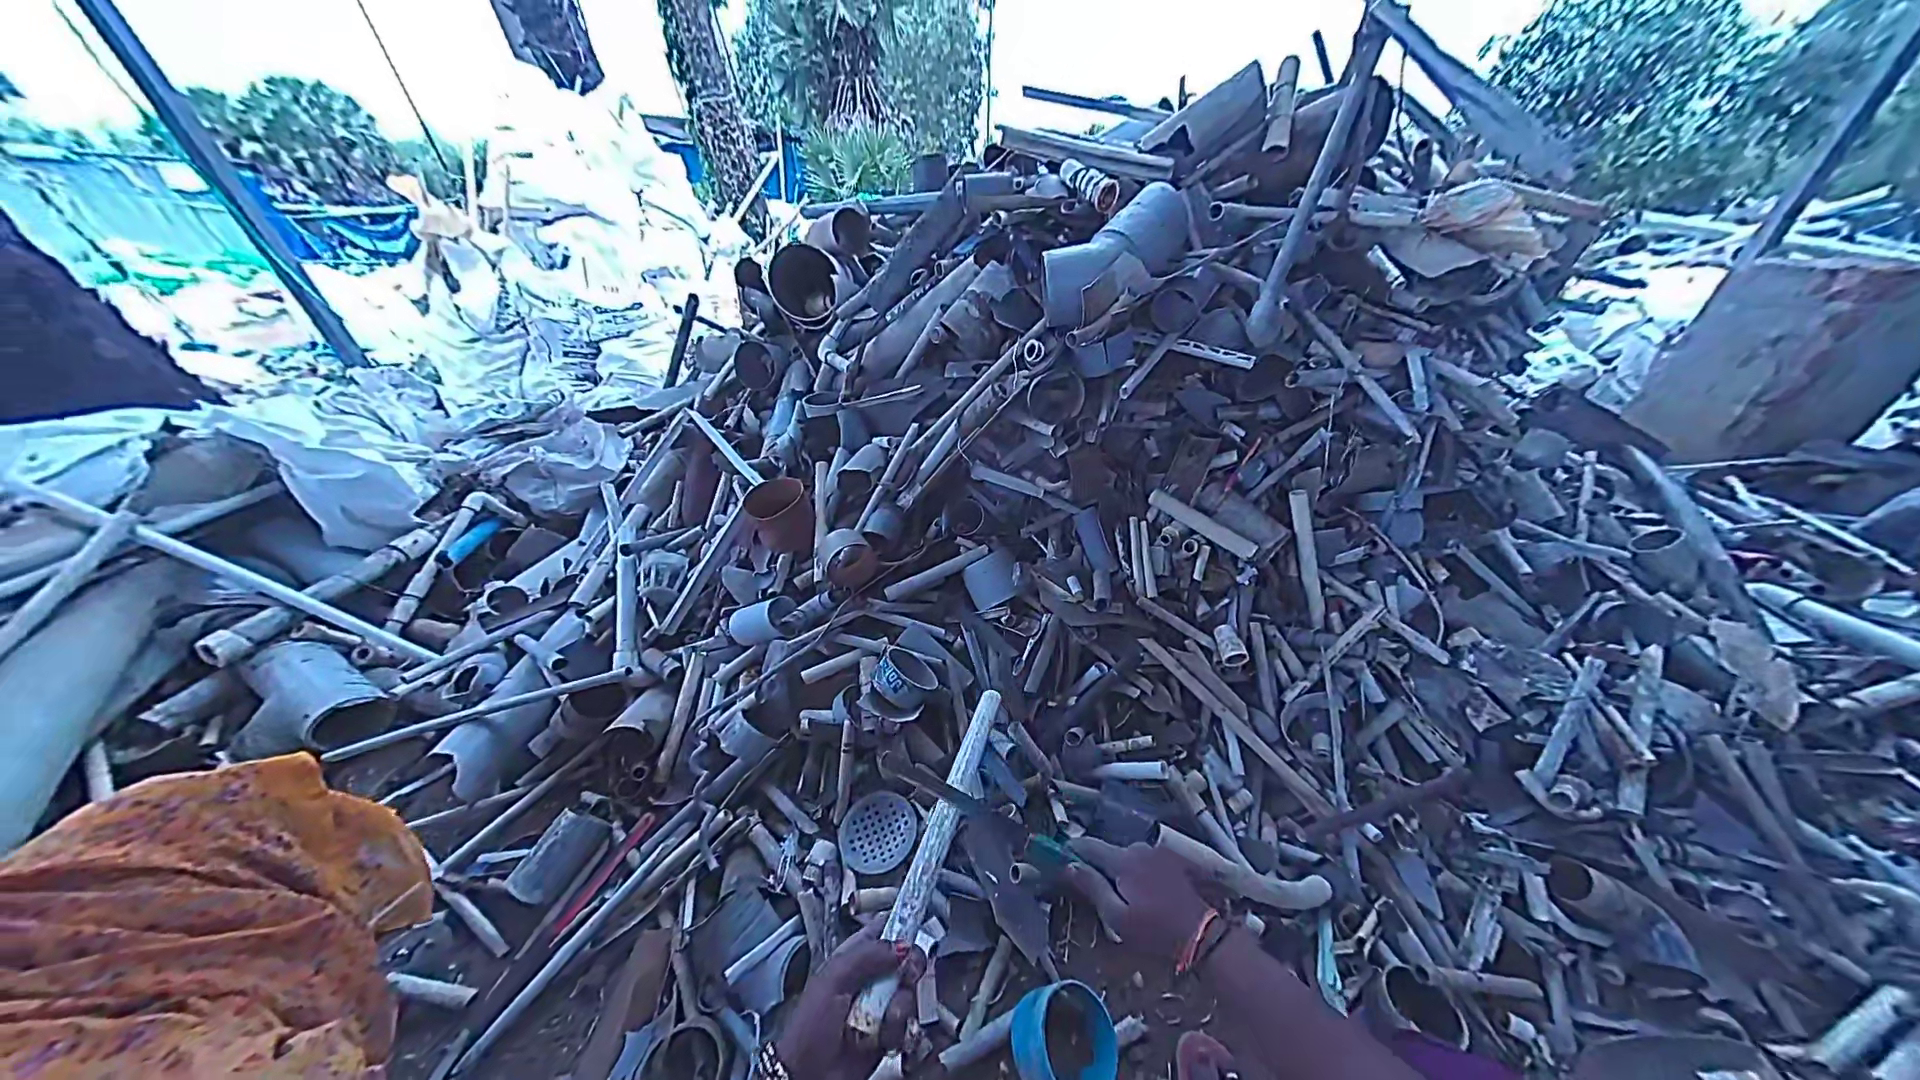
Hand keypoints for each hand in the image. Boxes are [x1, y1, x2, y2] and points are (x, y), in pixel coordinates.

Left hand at [774, 920, 924, 1079]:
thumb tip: (902, 945)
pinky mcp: (888, 1031)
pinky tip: (883, 1037)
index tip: (916, 927)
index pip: (884, 927)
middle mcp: (871, 976)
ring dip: (900, 1006)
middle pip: (905, 958)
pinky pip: (907, 1021)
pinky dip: (899, 1029)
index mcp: (854, 956)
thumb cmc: (810, 1027)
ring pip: (908, 991)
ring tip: (882, 1018)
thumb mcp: (834, 980)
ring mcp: (880, 1004)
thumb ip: (867, 956)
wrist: (809, 1077)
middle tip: (904, 977)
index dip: (902, 923)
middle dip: (908, 969)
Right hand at [1062, 838, 1216, 961]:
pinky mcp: (1167, 859)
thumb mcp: (1116, 917)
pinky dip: (1132, 871)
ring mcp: (1154, 851)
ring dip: (1115, 870)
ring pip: (1122, 855)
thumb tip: (1068, 865)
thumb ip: (1091, 886)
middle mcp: (1137, 847)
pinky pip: (1139, 860)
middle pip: (1105, 850)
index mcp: (1122, 859)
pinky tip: (1138, 894)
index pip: (1086, 845)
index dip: (1069, 851)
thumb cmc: (1155, 931)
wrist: (1201, 935)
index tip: (1056, 859)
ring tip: (1117, 897)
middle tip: (1089, 890)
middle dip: (1094, 865)